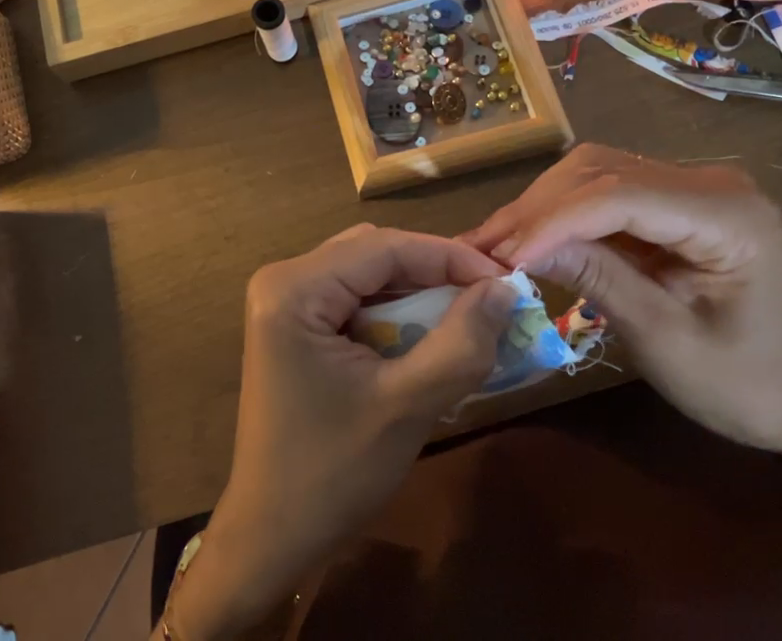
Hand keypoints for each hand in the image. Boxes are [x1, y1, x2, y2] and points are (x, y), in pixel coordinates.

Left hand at [165, 225, 513, 637]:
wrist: (271, 533)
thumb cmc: (333, 472)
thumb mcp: (407, 405)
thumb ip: (460, 342)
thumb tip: (504, 289)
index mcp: (294, 289)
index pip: (385, 247)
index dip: (452, 257)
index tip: (509, 281)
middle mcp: (282, 281)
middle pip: (374, 254)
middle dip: (436, 273)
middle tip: (493, 299)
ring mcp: (283, 305)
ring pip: (367, 276)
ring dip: (419, 295)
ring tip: (472, 318)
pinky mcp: (293, 328)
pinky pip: (354, 302)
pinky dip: (396, 315)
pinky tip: (432, 338)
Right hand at [465, 145, 781, 476]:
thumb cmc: (738, 383)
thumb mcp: (664, 339)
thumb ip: (599, 280)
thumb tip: (521, 246)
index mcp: (730, 215)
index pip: (621, 196)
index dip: (553, 221)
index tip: (500, 258)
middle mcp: (712, 182)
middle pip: (601, 171)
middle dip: (536, 209)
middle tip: (479, 249)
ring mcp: (691, 185)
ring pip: (592, 172)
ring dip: (538, 206)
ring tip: (491, 243)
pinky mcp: (670, 199)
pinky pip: (601, 190)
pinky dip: (557, 213)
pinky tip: (523, 237)